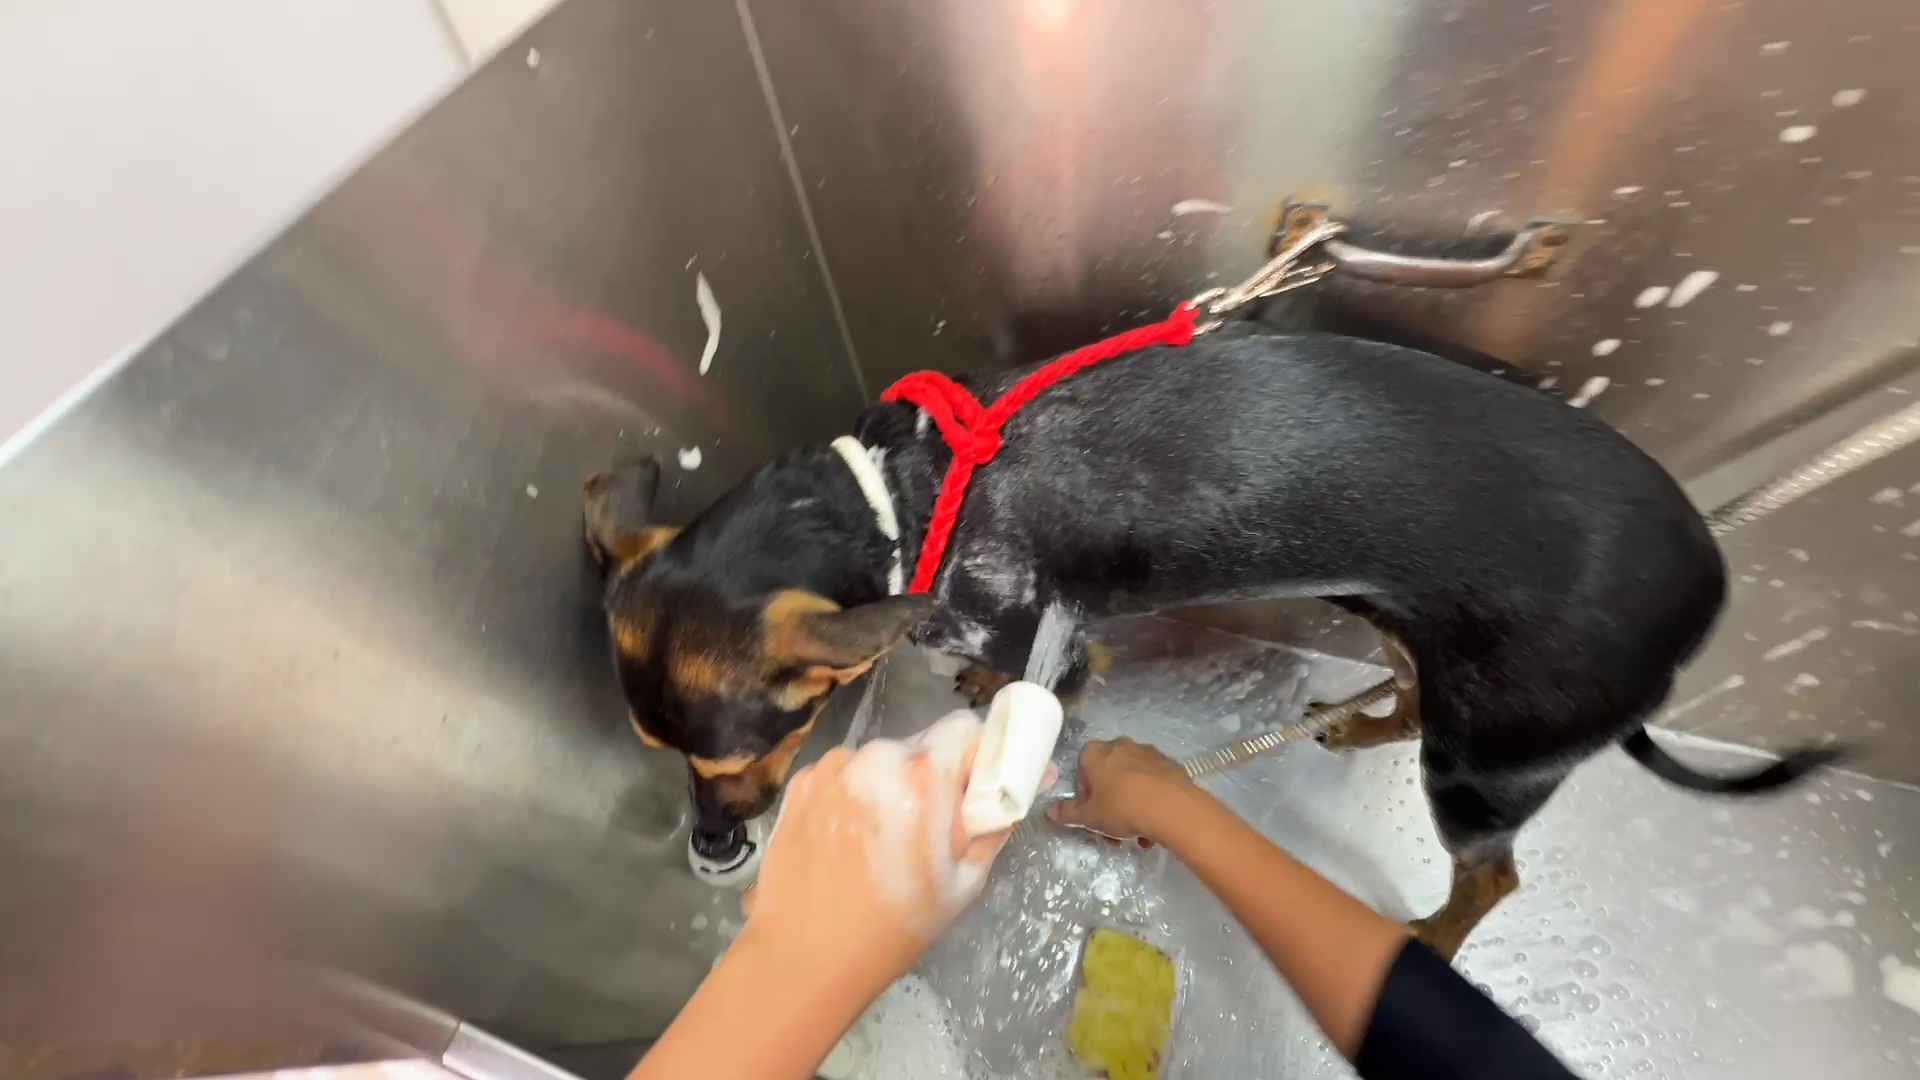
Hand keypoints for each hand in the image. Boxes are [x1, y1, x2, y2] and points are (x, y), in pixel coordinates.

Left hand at [737, 712, 1011, 997]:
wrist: (803, 958)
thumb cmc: (895, 926)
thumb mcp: (965, 881)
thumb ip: (996, 820)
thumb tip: (1027, 778)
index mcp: (924, 778)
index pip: (965, 728)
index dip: (974, 754)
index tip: (971, 786)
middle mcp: (877, 758)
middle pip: (920, 746)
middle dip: (930, 777)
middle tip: (924, 827)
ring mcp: (834, 766)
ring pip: (880, 759)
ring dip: (888, 784)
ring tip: (878, 838)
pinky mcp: (802, 779)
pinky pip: (844, 771)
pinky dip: (852, 793)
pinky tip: (844, 836)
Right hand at [1046, 736, 1194, 841]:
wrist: (1170, 806)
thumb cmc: (1122, 807)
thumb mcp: (1090, 816)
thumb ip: (1069, 813)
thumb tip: (1050, 811)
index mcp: (1095, 753)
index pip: (1082, 768)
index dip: (1085, 793)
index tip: (1092, 812)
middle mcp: (1119, 745)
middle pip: (1108, 773)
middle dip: (1110, 800)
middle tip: (1114, 826)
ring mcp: (1146, 752)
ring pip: (1132, 779)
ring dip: (1132, 802)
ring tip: (1140, 833)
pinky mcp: (1168, 763)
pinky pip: (1153, 781)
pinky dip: (1151, 798)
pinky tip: (1155, 822)